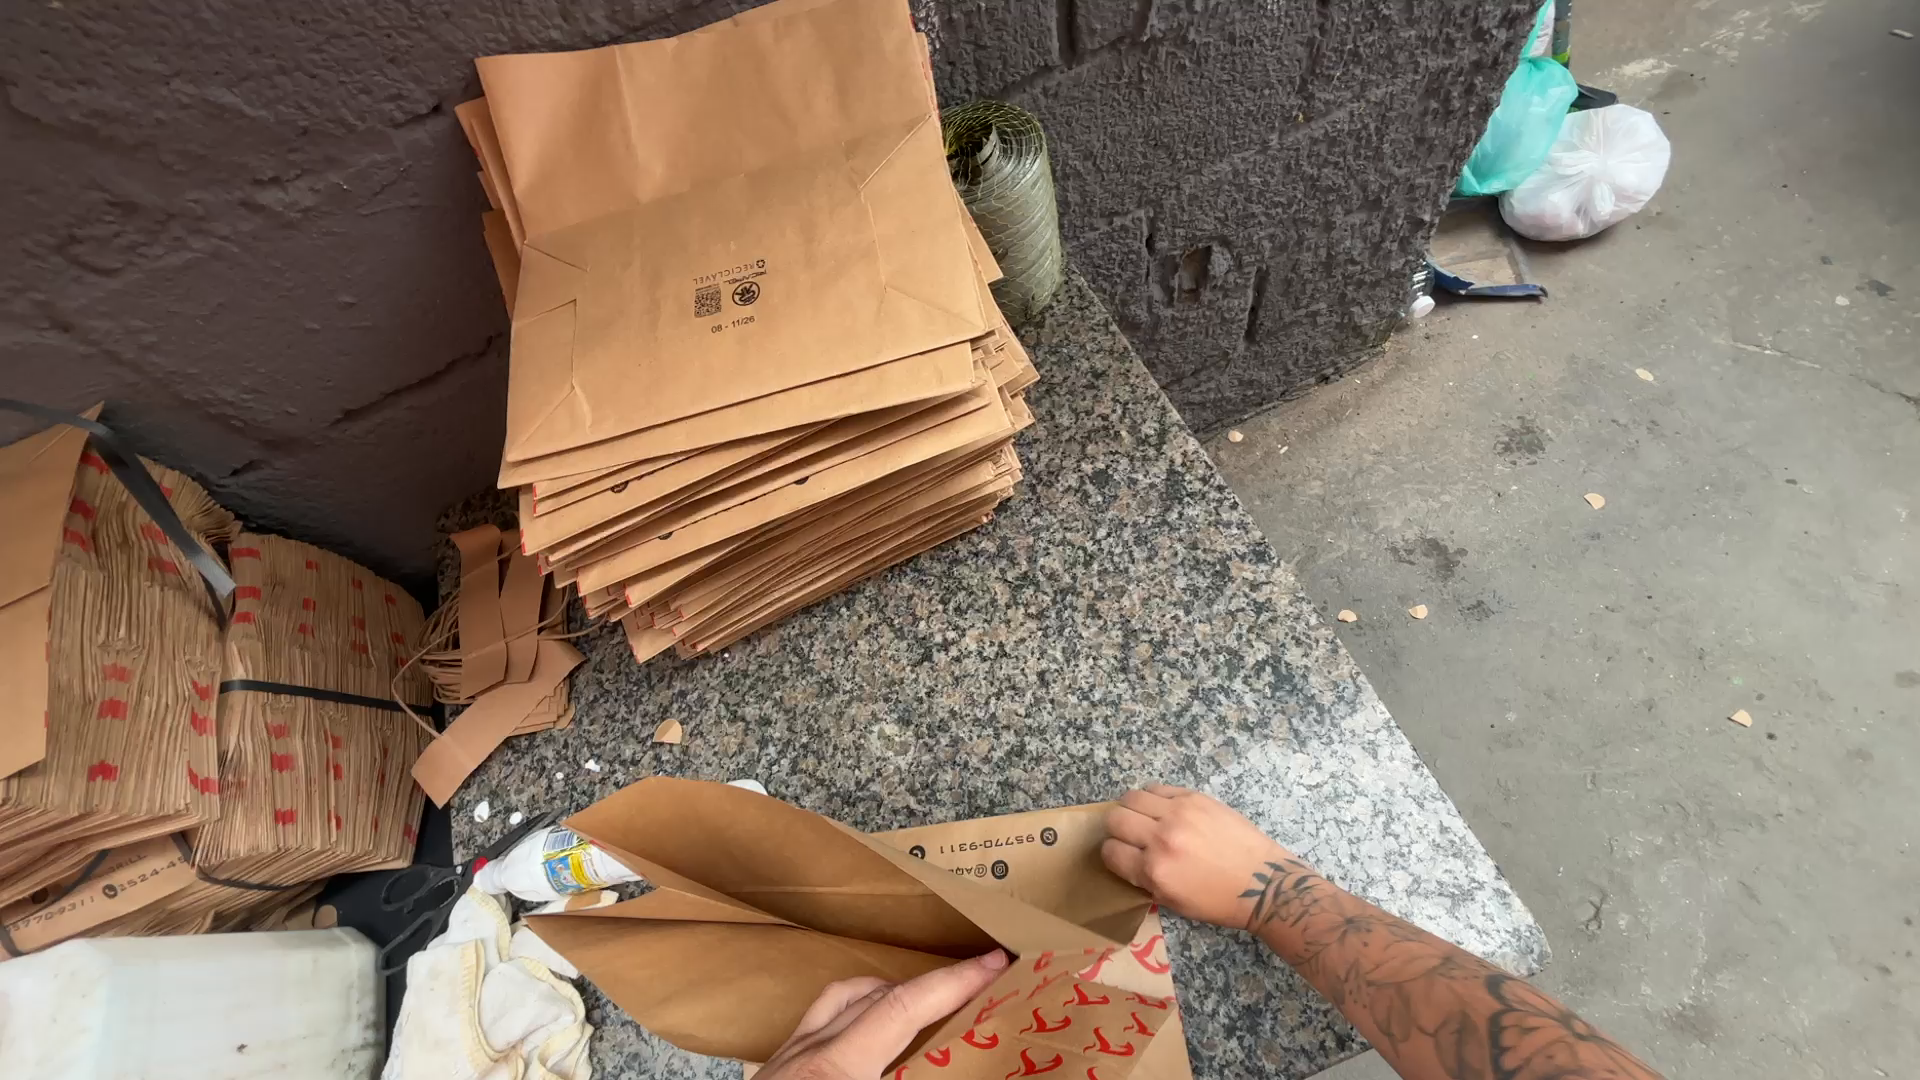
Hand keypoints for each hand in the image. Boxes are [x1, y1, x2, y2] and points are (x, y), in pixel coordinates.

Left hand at [756, 951, 1008, 1078]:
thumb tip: (951, 1068)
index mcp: (836, 1069)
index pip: (905, 1005)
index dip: (955, 980)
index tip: (994, 961)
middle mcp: (807, 1053)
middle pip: (877, 995)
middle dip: (929, 986)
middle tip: (971, 988)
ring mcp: (782, 1063)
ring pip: (840, 1002)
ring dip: (886, 997)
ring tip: (920, 1011)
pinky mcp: (769, 1077)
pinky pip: (817, 1025)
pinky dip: (851, 1020)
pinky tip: (864, 1046)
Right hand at [1101, 785, 1306, 928]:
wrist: (1263, 883)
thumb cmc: (1219, 900)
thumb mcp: (1174, 902)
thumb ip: (1144, 879)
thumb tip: (1125, 856)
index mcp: (1156, 872)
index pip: (1110, 852)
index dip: (1112, 854)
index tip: (1120, 855)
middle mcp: (1162, 838)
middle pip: (1115, 819)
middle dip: (1116, 829)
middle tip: (1129, 835)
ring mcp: (1178, 813)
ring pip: (1132, 797)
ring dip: (1131, 809)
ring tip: (1144, 818)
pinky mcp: (1193, 797)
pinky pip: (1157, 788)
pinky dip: (1153, 798)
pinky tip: (1163, 810)